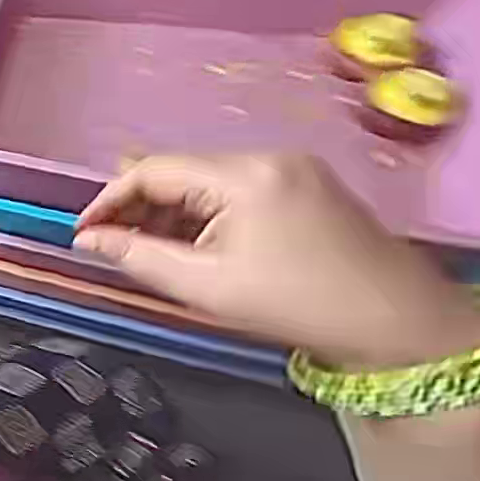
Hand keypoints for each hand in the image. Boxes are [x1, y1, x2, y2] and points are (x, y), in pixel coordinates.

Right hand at [72, 154, 479, 367]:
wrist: (397, 322)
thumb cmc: (290, 303)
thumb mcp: (200, 284)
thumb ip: (135, 256)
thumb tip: (86, 239)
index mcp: (243, 175)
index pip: (152, 169)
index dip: (108, 199)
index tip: (82, 234)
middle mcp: (266, 157)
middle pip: (177, 171)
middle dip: (135, 207)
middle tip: (109, 246)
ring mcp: (289, 168)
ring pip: (202, 181)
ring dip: (165, 213)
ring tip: (145, 251)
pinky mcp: (301, 185)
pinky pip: (230, 191)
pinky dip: (198, 215)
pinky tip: (188, 245)